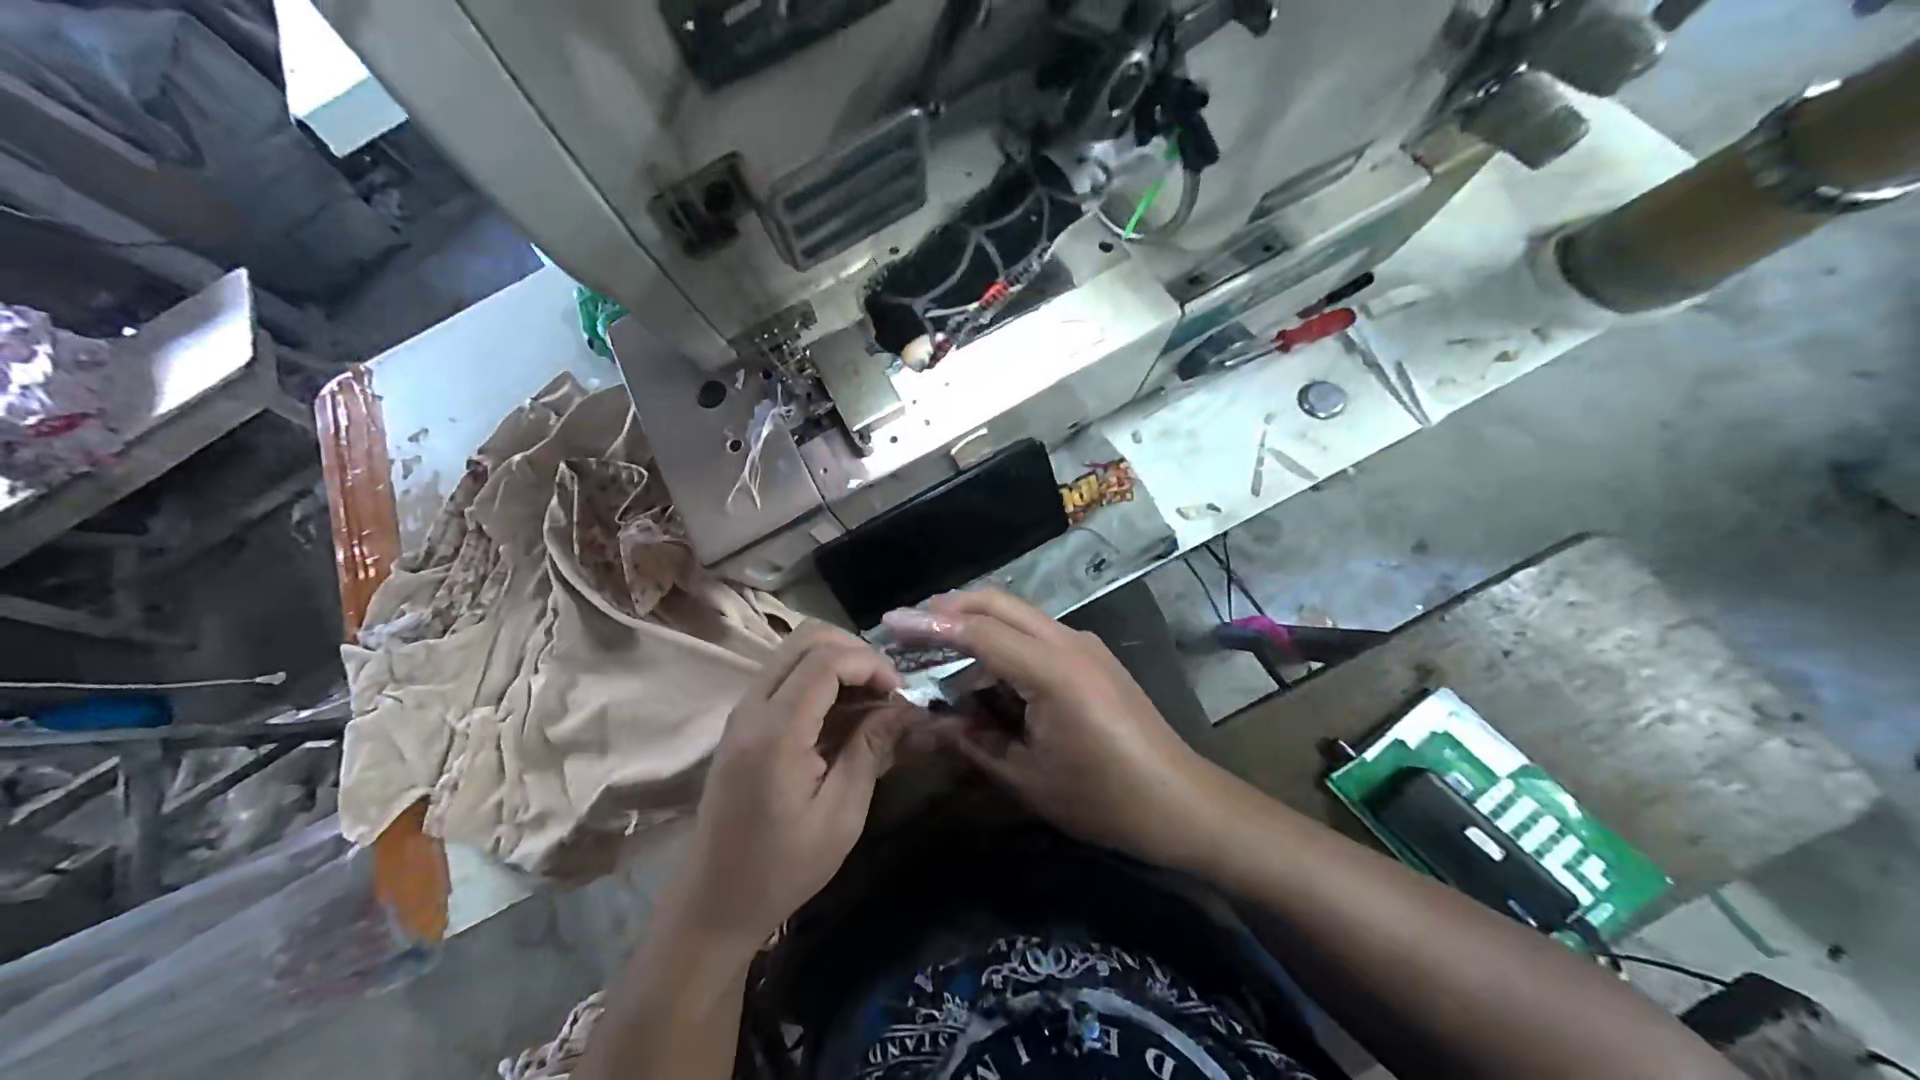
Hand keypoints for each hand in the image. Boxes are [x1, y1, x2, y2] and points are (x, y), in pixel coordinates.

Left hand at [672, 623, 916, 951]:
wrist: (713, 902)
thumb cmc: (781, 868)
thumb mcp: (841, 815)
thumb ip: (870, 750)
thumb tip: (903, 708)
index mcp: (775, 731)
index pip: (826, 660)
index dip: (871, 664)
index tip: (902, 693)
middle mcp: (751, 708)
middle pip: (805, 639)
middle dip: (855, 650)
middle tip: (887, 687)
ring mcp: (741, 713)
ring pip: (793, 653)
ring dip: (837, 662)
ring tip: (872, 699)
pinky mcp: (741, 725)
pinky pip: (783, 677)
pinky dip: (819, 678)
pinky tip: (844, 713)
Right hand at [883, 588, 1225, 869]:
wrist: (1182, 802)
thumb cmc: (1104, 799)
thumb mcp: (1028, 778)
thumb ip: (973, 741)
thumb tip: (931, 720)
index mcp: (1053, 671)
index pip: (979, 631)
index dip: (930, 624)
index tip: (889, 621)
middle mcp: (1069, 642)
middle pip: (998, 604)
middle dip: (949, 608)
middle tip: (908, 628)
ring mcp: (1085, 645)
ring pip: (1017, 615)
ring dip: (975, 625)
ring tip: (937, 652)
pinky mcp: (1092, 657)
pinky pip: (1035, 635)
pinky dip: (1001, 642)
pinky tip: (983, 672)